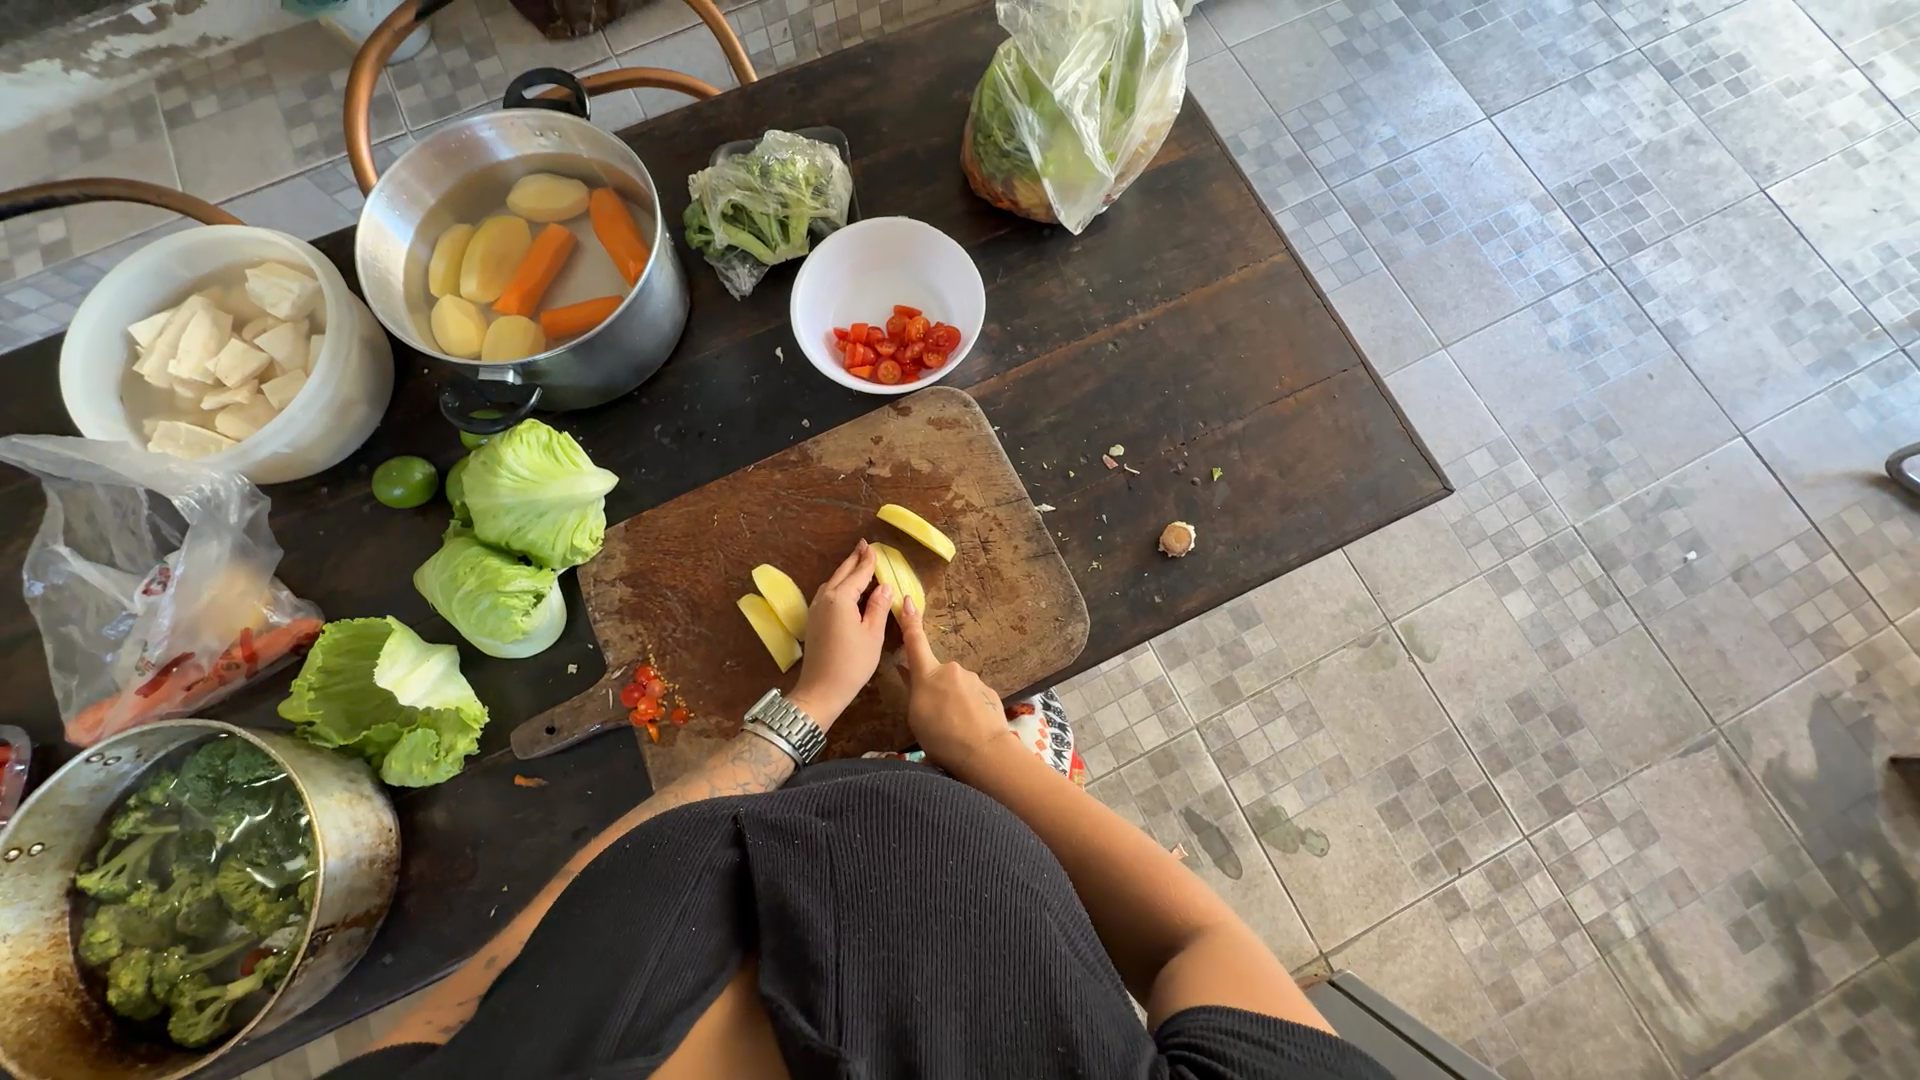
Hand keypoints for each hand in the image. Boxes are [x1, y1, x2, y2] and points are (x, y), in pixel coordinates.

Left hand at [787, 540, 891, 727]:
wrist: (821, 690)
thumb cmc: (852, 663)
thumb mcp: (873, 634)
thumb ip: (878, 607)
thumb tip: (884, 587)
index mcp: (841, 598)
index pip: (858, 574)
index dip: (868, 561)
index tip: (873, 547)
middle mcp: (824, 598)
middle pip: (841, 573)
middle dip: (853, 559)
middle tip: (863, 545)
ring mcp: (816, 609)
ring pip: (831, 582)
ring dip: (844, 571)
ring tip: (856, 564)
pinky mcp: (813, 621)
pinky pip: (826, 594)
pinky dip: (837, 585)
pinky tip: (844, 589)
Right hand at [897, 594, 1010, 769]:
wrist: (984, 750)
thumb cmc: (941, 736)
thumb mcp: (915, 716)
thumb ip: (913, 690)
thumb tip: (907, 670)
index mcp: (929, 674)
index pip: (915, 642)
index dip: (910, 621)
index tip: (908, 600)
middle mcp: (952, 670)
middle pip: (939, 676)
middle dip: (936, 692)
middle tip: (936, 720)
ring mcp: (973, 680)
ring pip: (958, 688)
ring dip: (954, 704)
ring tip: (954, 731)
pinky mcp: (989, 692)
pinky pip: (973, 698)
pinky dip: (969, 710)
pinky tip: (970, 729)